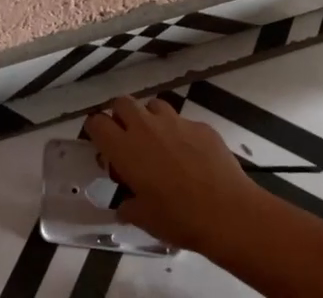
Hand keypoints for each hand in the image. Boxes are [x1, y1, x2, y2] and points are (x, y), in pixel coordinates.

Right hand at [84, 96, 262, 253]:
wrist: (227, 212)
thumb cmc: (178, 218)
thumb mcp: (144, 219)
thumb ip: (128, 207)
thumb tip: (124, 206)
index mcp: (125, 148)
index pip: (96, 122)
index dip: (95, 131)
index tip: (102, 146)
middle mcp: (145, 127)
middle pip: (122, 102)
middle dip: (120, 116)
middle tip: (127, 140)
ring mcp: (175, 122)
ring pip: (153, 105)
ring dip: (150, 119)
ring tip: (159, 143)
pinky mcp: (200, 125)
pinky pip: (183, 121)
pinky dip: (180, 133)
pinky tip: (190, 155)